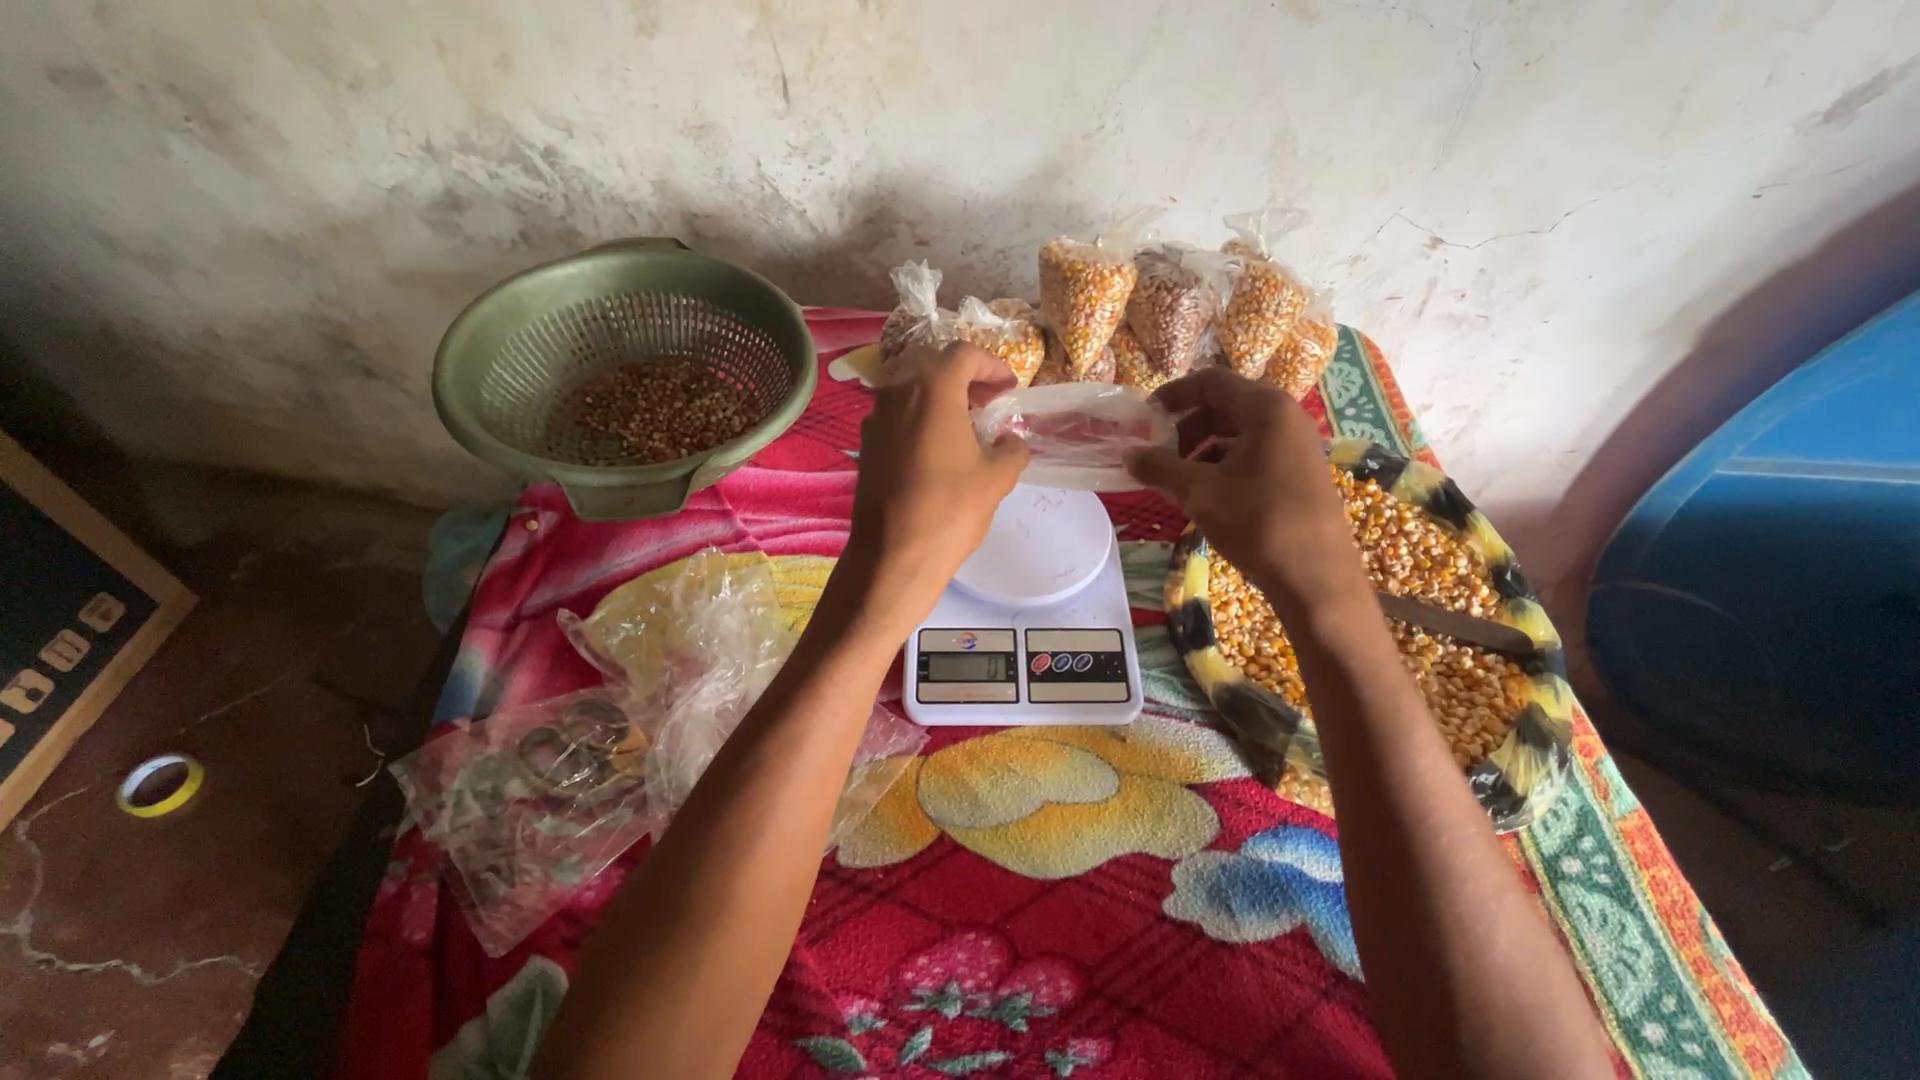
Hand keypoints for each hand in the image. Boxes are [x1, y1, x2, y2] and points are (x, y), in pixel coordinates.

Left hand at [841, 342, 1029, 639]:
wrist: (892, 557)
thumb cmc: (950, 510)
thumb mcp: (997, 478)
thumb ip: (1011, 448)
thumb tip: (1011, 440)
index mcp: (932, 388)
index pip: (964, 354)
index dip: (992, 366)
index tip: (1009, 388)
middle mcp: (897, 392)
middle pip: (934, 367)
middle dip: (965, 379)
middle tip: (990, 403)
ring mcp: (876, 418)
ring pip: (912, 390)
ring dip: (941, 399)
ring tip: (967, 426)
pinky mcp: (866, 445)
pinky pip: (898, 417)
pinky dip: (921, 420)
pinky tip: (939, 450)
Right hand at [1125, 367, 1365, 616]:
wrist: (1316, 577)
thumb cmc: (1258, 523)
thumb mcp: (1200, 493)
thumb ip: (1160, 467)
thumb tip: (1128, 454)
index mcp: (1265, 408)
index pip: (1210, 381)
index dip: (1173, 395)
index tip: (1144, 418)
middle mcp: (1285, 417)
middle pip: (1225, 406)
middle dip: (1186, 427)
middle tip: (1158, 455)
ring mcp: (1296, 445)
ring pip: (1238, 433)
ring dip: (1202, 450)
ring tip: (1177, 482)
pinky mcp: (1299, 472)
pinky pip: (1254, 454)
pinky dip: (1224, 466)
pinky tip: (1206, 497)